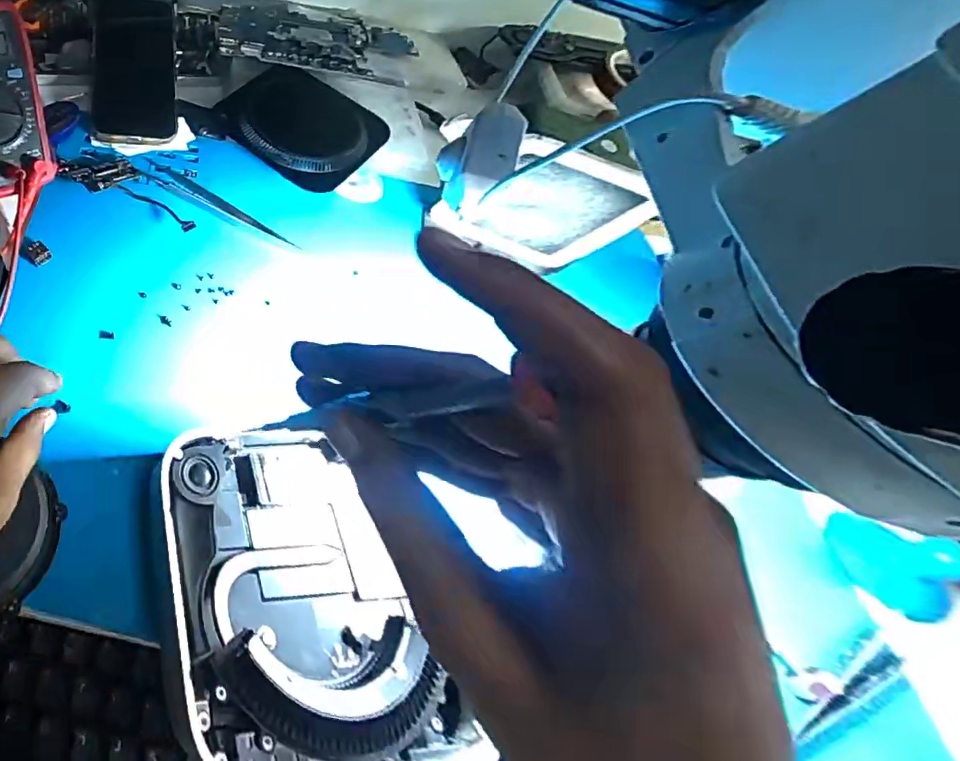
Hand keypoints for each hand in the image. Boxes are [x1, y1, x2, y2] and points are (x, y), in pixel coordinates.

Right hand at [291, 227, 787, 760]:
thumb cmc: (599, 759)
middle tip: (310, 359)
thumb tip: (344, 424)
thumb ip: (407, 521)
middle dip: (401, 369)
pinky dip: (437, 445)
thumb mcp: (477, 640)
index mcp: (650, 530)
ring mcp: (619, 505)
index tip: (430, 249)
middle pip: (510, 393)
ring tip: (322, 390)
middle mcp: (644, 495)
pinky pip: (507, 460)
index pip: (596, 372)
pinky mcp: (595, 521)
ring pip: (500, 421)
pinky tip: (375, 438)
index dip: (515, 295)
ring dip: (409, 404)